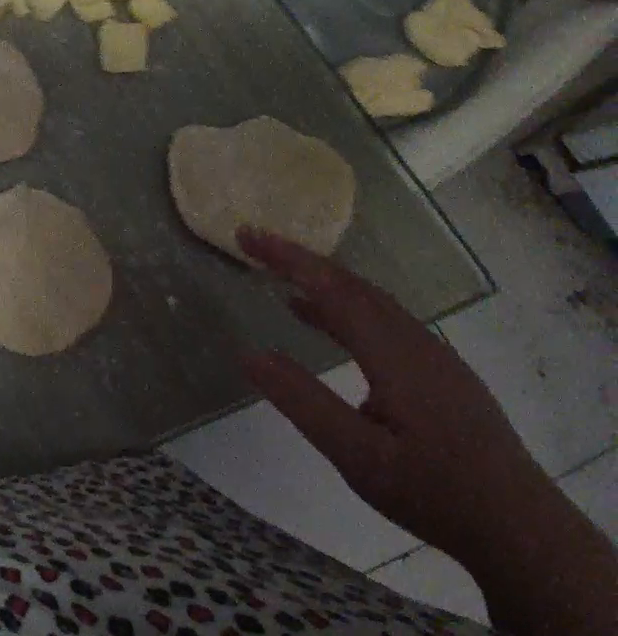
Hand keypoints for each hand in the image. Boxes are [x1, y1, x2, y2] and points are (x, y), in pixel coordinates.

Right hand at [235, 228, 552, 565]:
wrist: (523, 534)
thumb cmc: (433, 492)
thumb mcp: (355, 455)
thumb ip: (302, 401)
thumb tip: (248, 353)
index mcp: (400, 359)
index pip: (338, 293)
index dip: (291, 260)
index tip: (247, 235)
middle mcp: (422, 348)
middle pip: (358, 289)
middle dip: (303, 261)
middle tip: (252, 242)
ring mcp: (437, 362)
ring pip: (374, 304)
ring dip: (324, 281)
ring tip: (277, 273)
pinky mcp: (441, 377)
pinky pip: (384, 323)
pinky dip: (344, 306)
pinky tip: (319, 318)